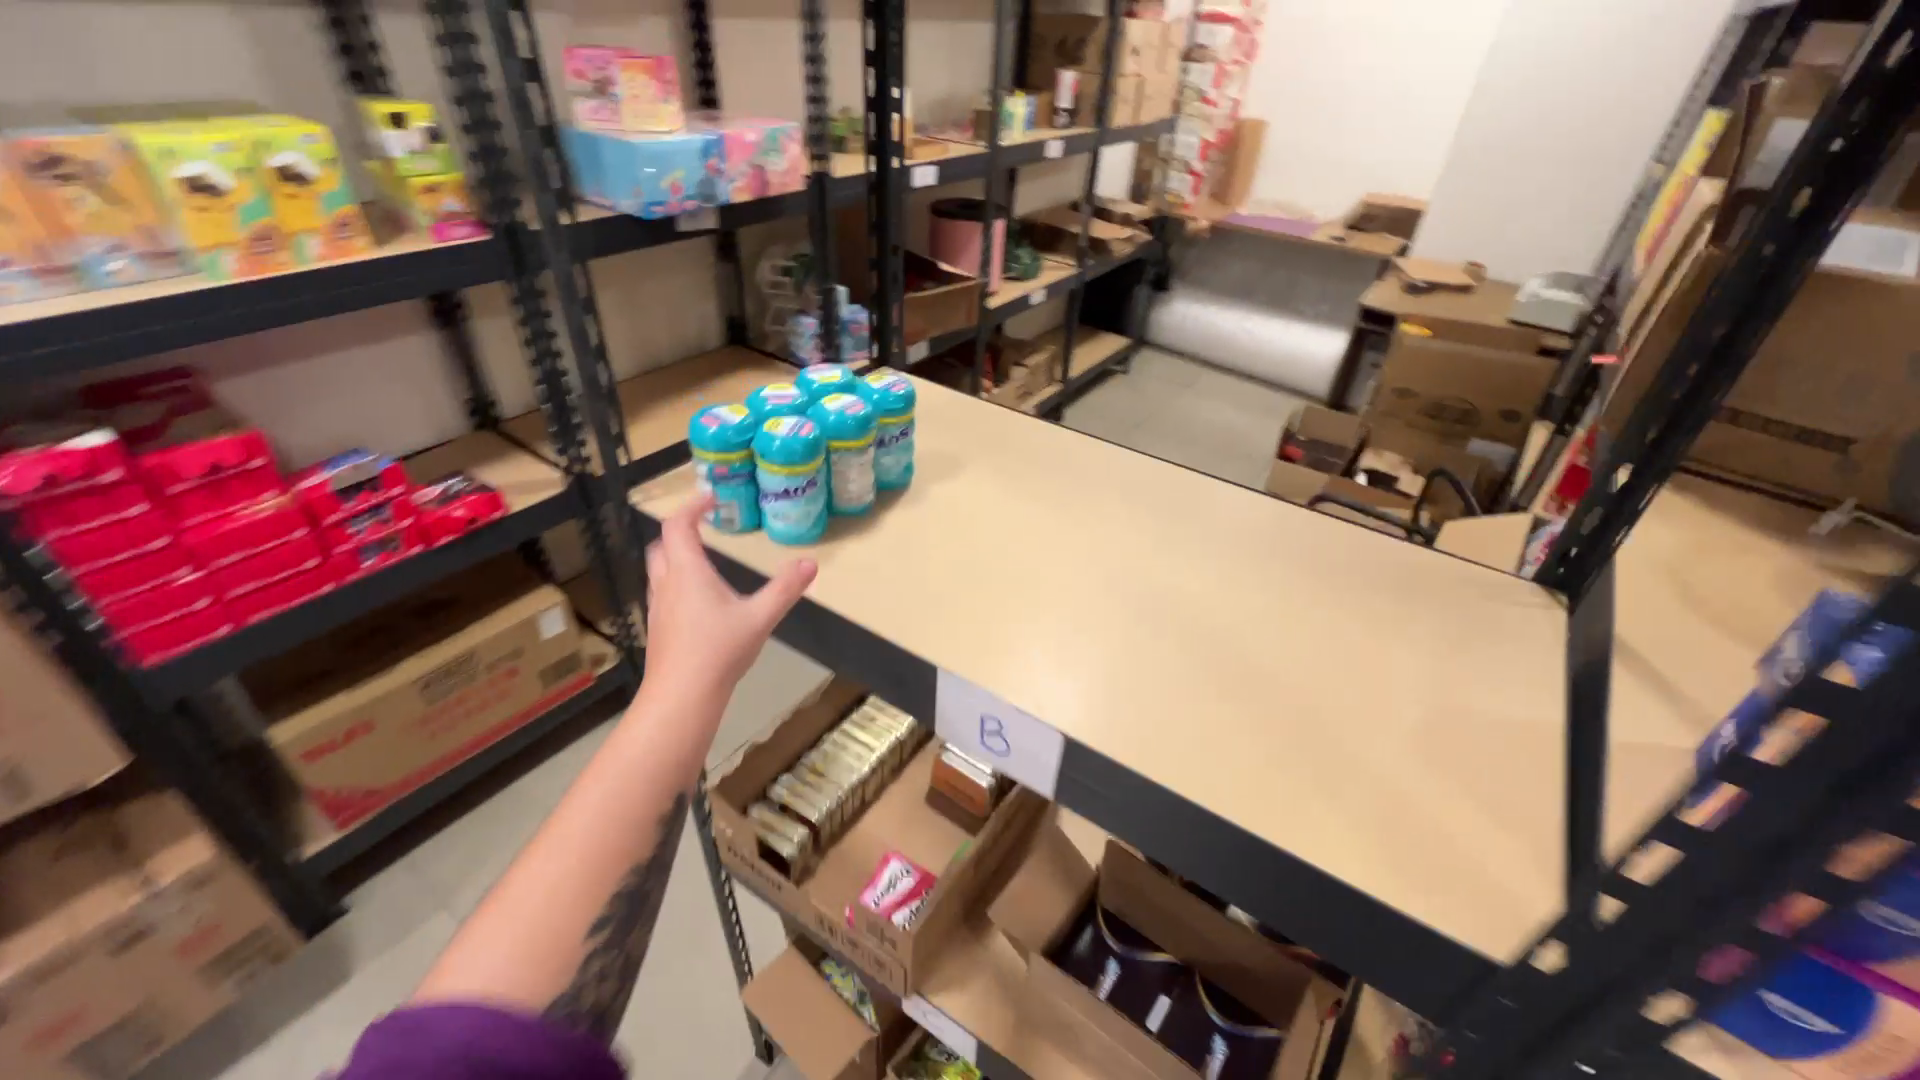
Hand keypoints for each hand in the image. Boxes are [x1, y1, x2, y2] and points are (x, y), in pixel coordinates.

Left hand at [641, 494, 816, 705]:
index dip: (691, 507)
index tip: (711, 499)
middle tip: (703, 527)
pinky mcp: (658, 628)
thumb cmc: (719, 651)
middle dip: (680, 530)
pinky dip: (674, 582)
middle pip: (662, 545)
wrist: (681, 695)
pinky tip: (696, 602)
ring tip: (701, 561)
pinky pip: (661, 592)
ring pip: (657, 569)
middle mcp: (667, 583)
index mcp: (688, 572)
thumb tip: (810, 564)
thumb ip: (784, 589)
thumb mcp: (760, 618)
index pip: (678, 526)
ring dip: (674, 556)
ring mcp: (658, 607)